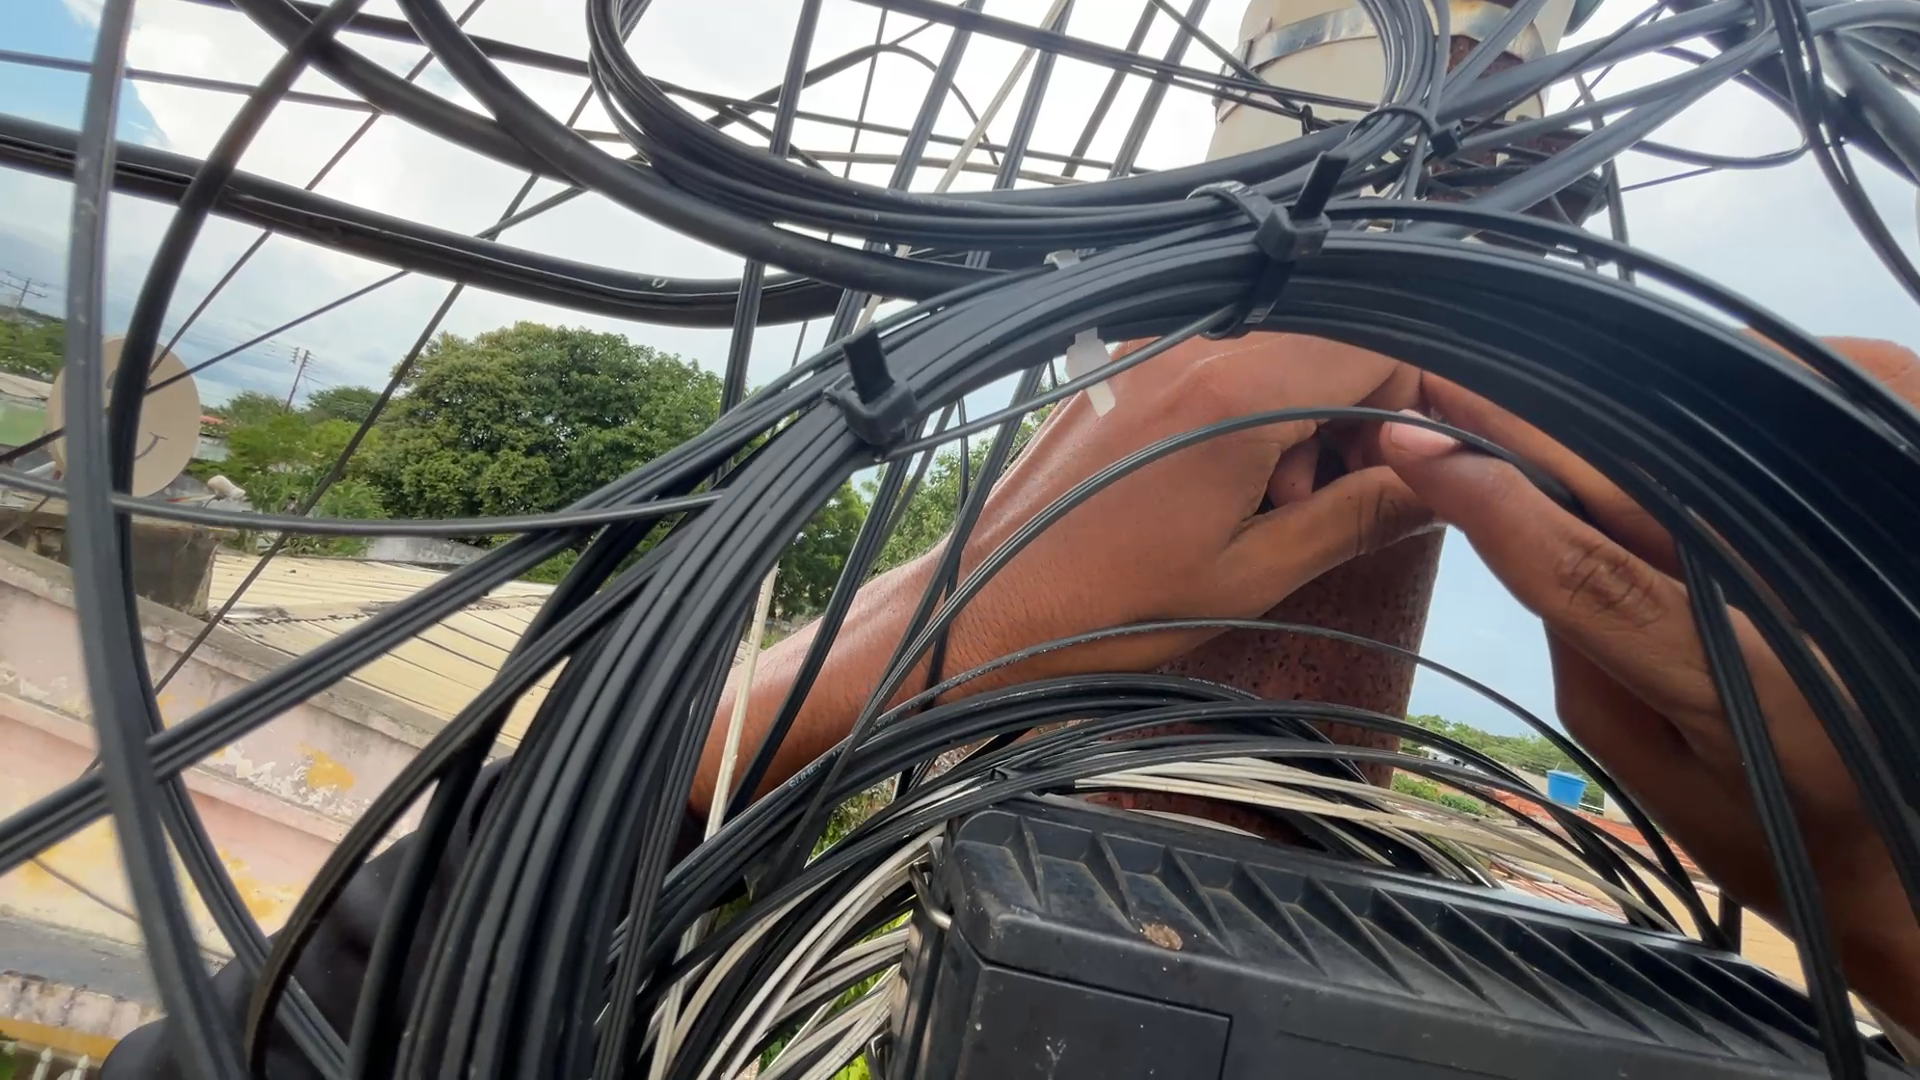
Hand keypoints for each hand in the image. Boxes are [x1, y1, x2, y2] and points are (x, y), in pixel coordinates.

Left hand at [942, 332, 1436, 684]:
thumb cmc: (1111, 603)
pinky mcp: (1116, 371)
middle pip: (1324, 343)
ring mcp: (1144, 353)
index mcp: (1233, 392)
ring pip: (1269, 352)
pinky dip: (1238, 410)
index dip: (1411, 402)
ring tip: (1256, 503)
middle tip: (1315, 500)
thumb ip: (1356, 518)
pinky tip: (1210, 478)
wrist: (994, 599)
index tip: (1400, 464)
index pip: (1377, 345)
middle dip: (1349, 415)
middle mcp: (1189, 348)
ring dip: (1291, 417)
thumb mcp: (1250, 575)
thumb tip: (1434, 484)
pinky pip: (1211, 364)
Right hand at [1376, 338, 1919, 1033]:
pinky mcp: (1899, 501)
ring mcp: (1876, 548)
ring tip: (1531, 392)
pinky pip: (1826, 393)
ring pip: (1734, 418)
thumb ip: (1580, 642)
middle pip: (1650, 478)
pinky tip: (1664, 400)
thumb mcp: (1637, 753)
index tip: (1409, 442)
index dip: (1487, 500)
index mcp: (1748, 701)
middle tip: (1441, 382)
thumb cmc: (1767, 817)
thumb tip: (1519, 516)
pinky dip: (1731, 381)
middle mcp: (1829, 610)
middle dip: (1526, 421)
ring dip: (1615, 398)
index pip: (1585, 573)